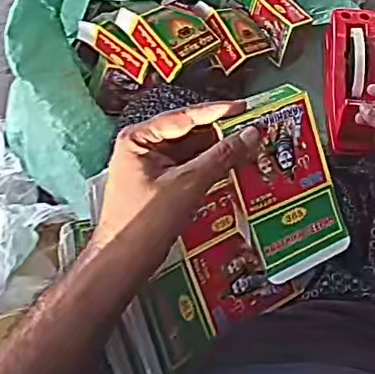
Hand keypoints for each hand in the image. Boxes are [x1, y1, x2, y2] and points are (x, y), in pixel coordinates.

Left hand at [92, 101, 261, 261]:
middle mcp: (142, 147)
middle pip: (189, 133)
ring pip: (191, 152)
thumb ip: (221, 156)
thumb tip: (251, 134)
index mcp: (138, 138)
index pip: (185, 117)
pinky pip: (188, 169)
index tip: (245, 108)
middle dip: (220, 133)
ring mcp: (149, 167)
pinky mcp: (158, 186)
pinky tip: (232, 168)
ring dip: (217, 152)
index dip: (218, 112)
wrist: (121, 265)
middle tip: (253, 129)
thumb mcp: (187, 184)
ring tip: (249, 147)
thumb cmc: (144, 222)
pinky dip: (209, 168)